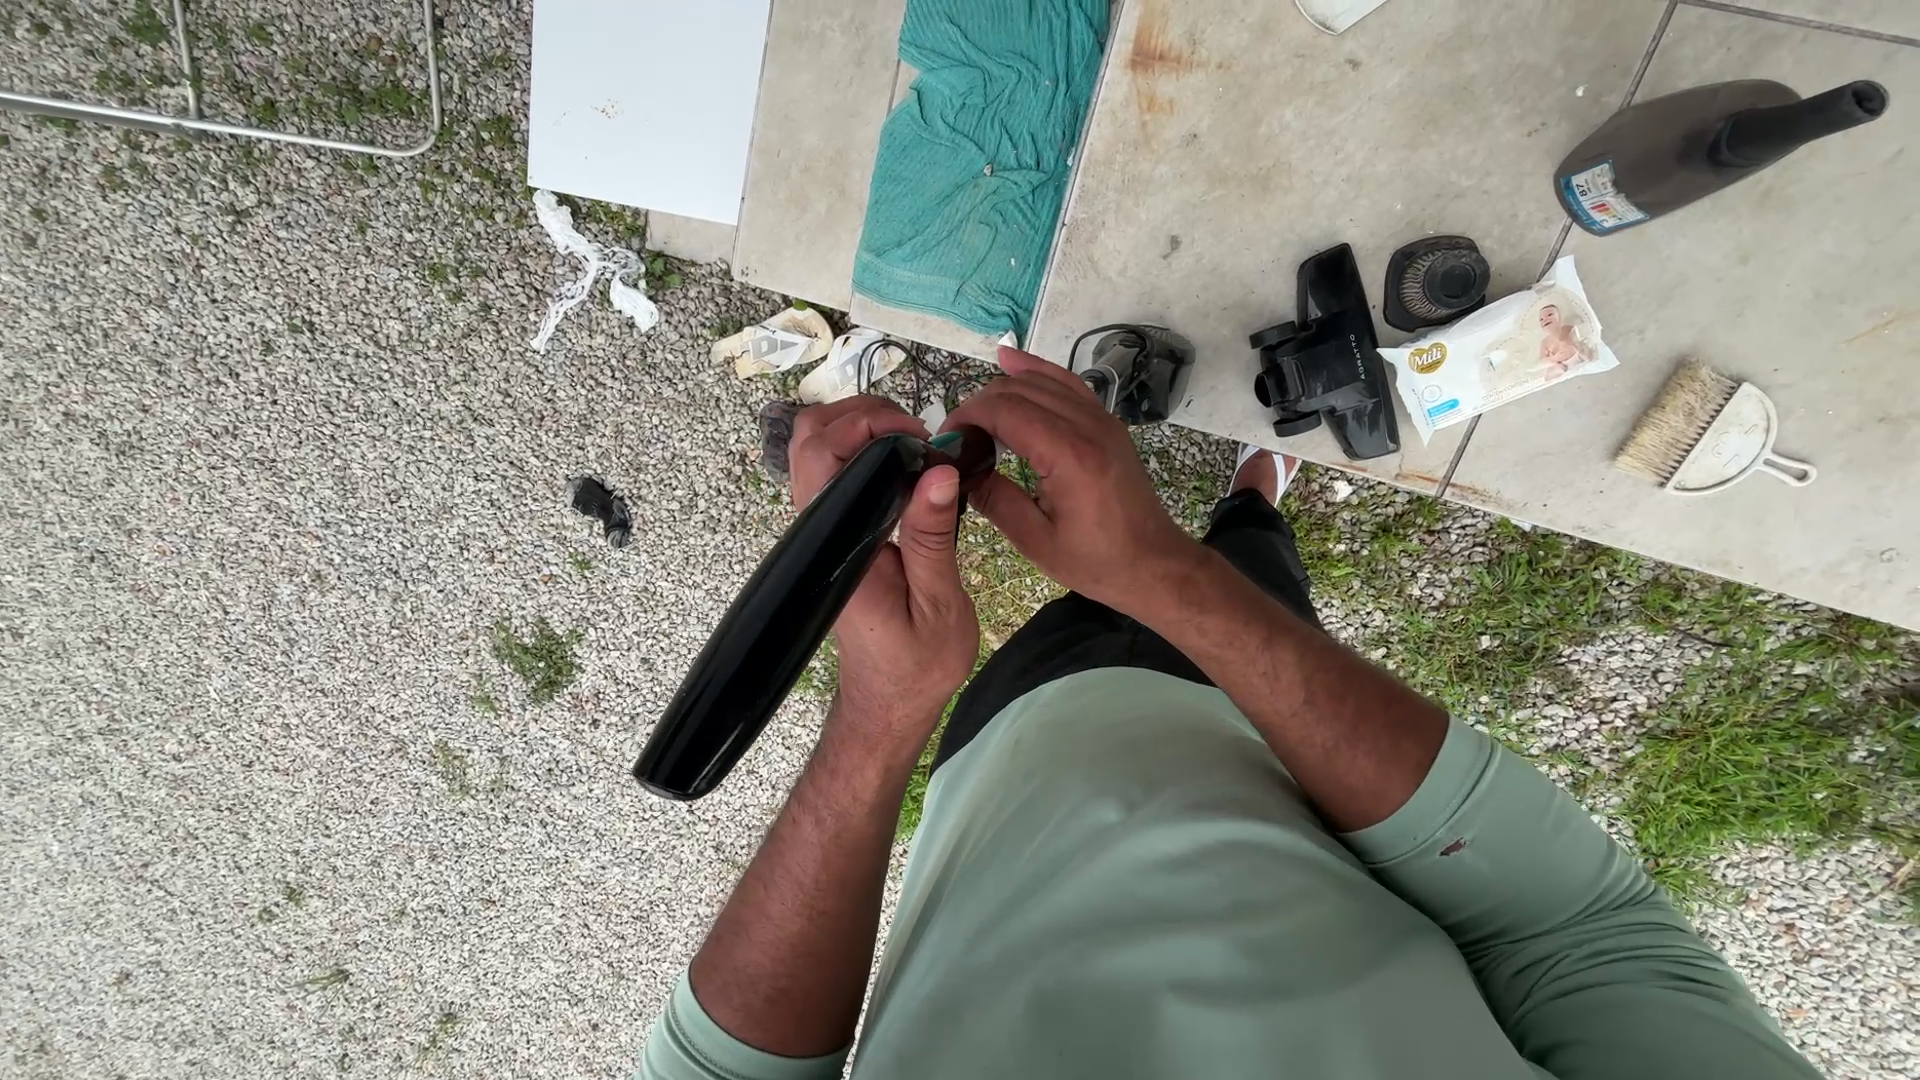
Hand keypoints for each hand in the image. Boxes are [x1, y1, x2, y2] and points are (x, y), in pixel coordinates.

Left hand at [788, 396, 980, 740]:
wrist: (890, 701)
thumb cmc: (916, 665)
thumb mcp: (938, 604)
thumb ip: (932, 538)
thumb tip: (939, 470)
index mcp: (839, 548)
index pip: (823, 460)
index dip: (865, 427)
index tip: (920, 435)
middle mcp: (819, 532)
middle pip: (809, 440)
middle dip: (859, 415)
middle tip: (917, 431)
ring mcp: (823, 533)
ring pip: (818, 452)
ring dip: (861, 428)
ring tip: (915, 442)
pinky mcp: (837, 536)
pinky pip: (837, 475)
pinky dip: (865, 450)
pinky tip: (906, 462)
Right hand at [943, 348, 1203, 617]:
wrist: (1154, 563)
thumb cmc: (1097, 561)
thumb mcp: (1036, 541)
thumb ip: (995, 500)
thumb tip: (959, 471)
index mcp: (1068, 455)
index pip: (1004, 410)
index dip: (967, 416)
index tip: (946, 438)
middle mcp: (1087, 426)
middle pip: (1020, 389)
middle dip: (980, 404)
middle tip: (958, 437)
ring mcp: (1102, 420)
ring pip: (1043, 380)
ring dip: (1004, 389)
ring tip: (974, 413)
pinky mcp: (1107, 424)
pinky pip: (1068, 384)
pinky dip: (1038, 372)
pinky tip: (1012, 362)